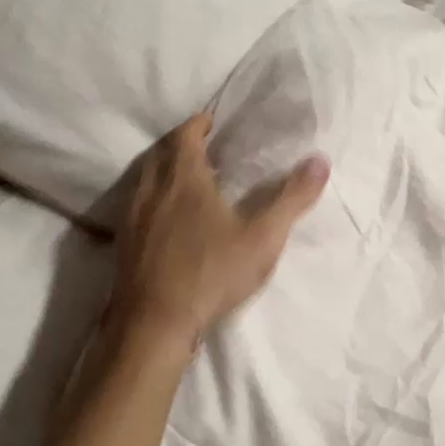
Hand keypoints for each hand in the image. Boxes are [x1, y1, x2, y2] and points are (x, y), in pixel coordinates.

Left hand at [111, 110, 328, 345]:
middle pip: (161, 153)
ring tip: (188, 181)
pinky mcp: (124, 244)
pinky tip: (167, 220)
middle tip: (204, 148)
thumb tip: (320, 161)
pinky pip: (137, 206)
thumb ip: (292, 199)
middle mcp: (151, 189)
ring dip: (164, 172)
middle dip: (181, 144)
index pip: (186, 135)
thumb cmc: (211, 274)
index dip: (199, 124)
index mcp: (183, 178)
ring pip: (145, 179)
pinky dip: (153, 200)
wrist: (153, 323)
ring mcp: (132, 217)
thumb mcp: (263, 238)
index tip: (213, 122)